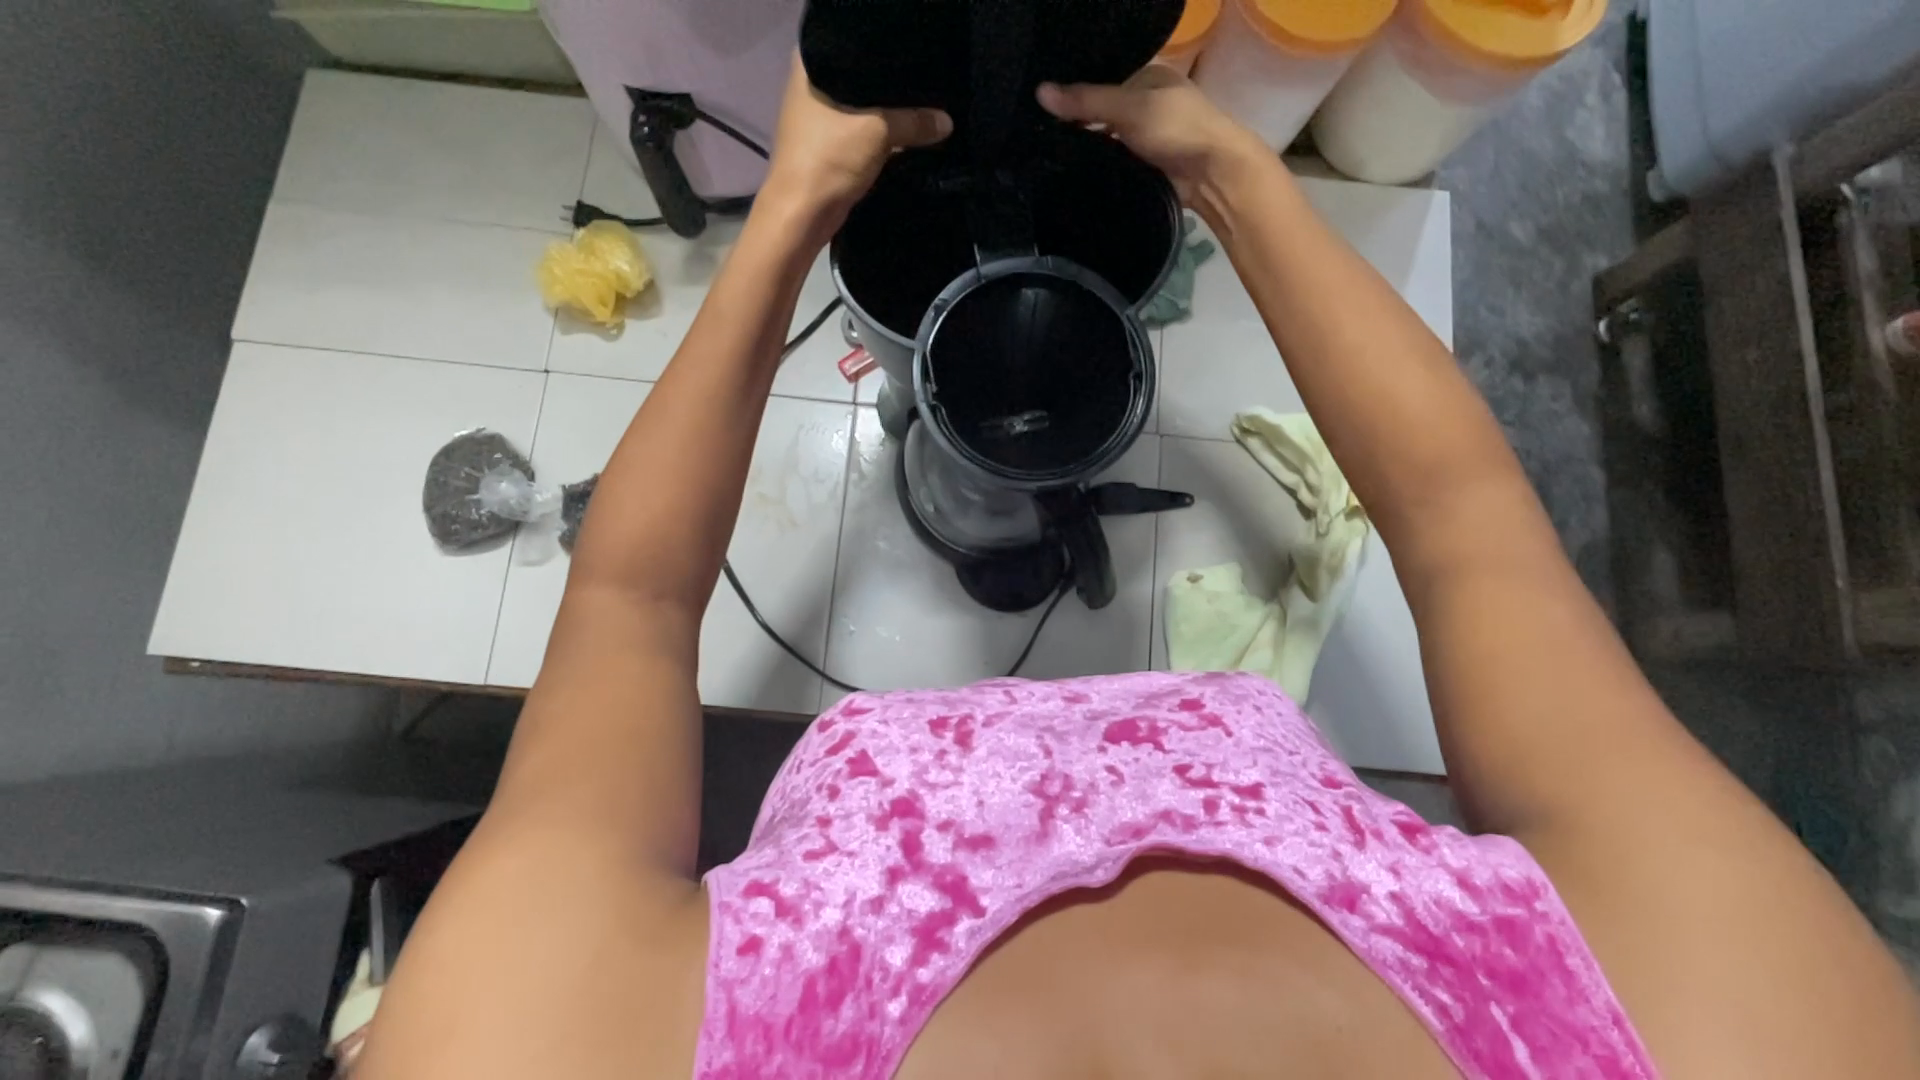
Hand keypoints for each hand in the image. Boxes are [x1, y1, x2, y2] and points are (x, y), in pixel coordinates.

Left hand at [762, 56, 952, 228]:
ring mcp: (817, 118)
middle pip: (861, 76)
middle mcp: (810, 85)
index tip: (917, 47)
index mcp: (810, 64)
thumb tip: (948, 121)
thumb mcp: (878, 132)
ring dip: (888, 113)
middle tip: (928, 76)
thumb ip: (914, 122)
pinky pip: (862, 131)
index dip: (885, 45)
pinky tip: (908, 131)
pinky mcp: (828, 146)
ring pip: (862, 107)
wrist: (801, 215)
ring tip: (925, 101)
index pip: (853, 41)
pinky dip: (881, 135)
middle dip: (892, 83)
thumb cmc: (829, 159)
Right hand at [1038, 65, 1268, 206]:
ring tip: (1048, 157)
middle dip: (1078, 125)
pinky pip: (1114, 164)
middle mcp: (1147, 104)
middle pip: (1102, 113)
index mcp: (1148, 78)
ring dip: (1086, 150)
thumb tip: (1039, 91)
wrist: (1212, 174)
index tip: (1042, 111)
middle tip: (1039, 137)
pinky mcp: (1146, 167)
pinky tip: (1075, 174)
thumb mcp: (1129, 108)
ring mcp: (1147, 138)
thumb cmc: (1177, 128)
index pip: (1101, 82)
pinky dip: (1098, 168)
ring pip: (1106, 141)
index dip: (1074, 95)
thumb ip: (1086, 102)